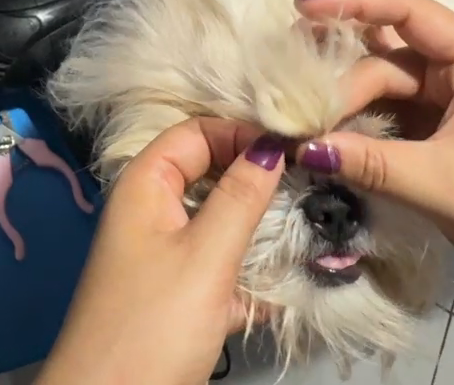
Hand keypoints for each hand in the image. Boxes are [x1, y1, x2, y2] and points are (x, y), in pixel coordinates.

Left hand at [36, 118, 286, 384]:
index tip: (293, 148)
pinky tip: (287, 283)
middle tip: (307, 182)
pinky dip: (249, 270)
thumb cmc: (155, 321)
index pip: (197, 132)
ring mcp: (163, 252)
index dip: (242, 133)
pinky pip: (219, 264)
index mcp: (146, 183)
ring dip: (257, 224)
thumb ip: (240, 197)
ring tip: (307, 224)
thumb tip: (272, 145)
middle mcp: (151, 208)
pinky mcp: (176, 294)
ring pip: (217, 219)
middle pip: (208, 172)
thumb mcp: (205, 256)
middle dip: (254, 177)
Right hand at [294, 0, 453, 288]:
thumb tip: (303, 147)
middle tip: (298, 104)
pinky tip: (325, 130)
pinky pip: (380, 106)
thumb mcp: (441, 184)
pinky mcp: (427, 124)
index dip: (355, 1)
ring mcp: (440, 96)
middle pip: (383, 53)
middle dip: (341, 77)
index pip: (408, 10)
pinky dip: (353, 117)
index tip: (304, 7)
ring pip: (377, 80)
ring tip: (301, 115)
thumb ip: (372, 162)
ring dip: (342, 97)